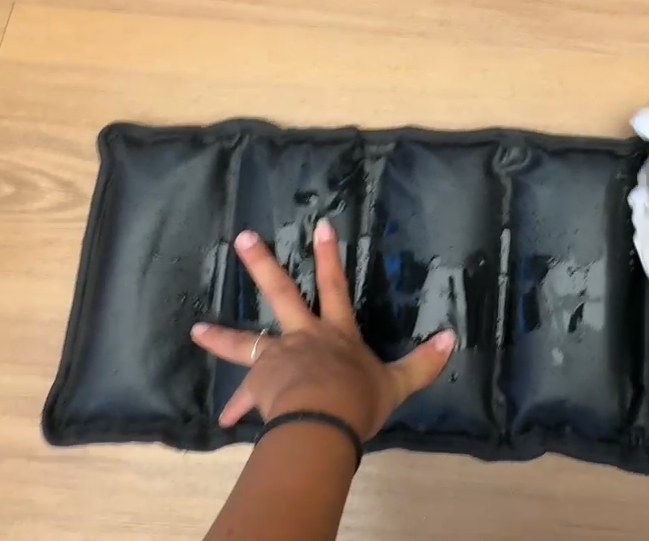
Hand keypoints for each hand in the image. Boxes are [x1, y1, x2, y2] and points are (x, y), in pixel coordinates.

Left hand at [191, 221, 455, 439]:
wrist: (321, 423)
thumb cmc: (358, 400)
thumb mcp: (397, 382)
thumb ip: (423, 362)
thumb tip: (452, 338)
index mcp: (337, 332)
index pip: (335, 285)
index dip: (329, 255)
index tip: (320, 225)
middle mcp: (304, 336)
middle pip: (281, 292)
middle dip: (263, 263)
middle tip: (241, 238)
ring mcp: (278, 358)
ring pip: (247, 340)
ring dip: (222, 334)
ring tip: (196, 329)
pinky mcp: (261, 385)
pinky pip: (245, 395)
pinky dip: (237, 405)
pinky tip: (225, 419)